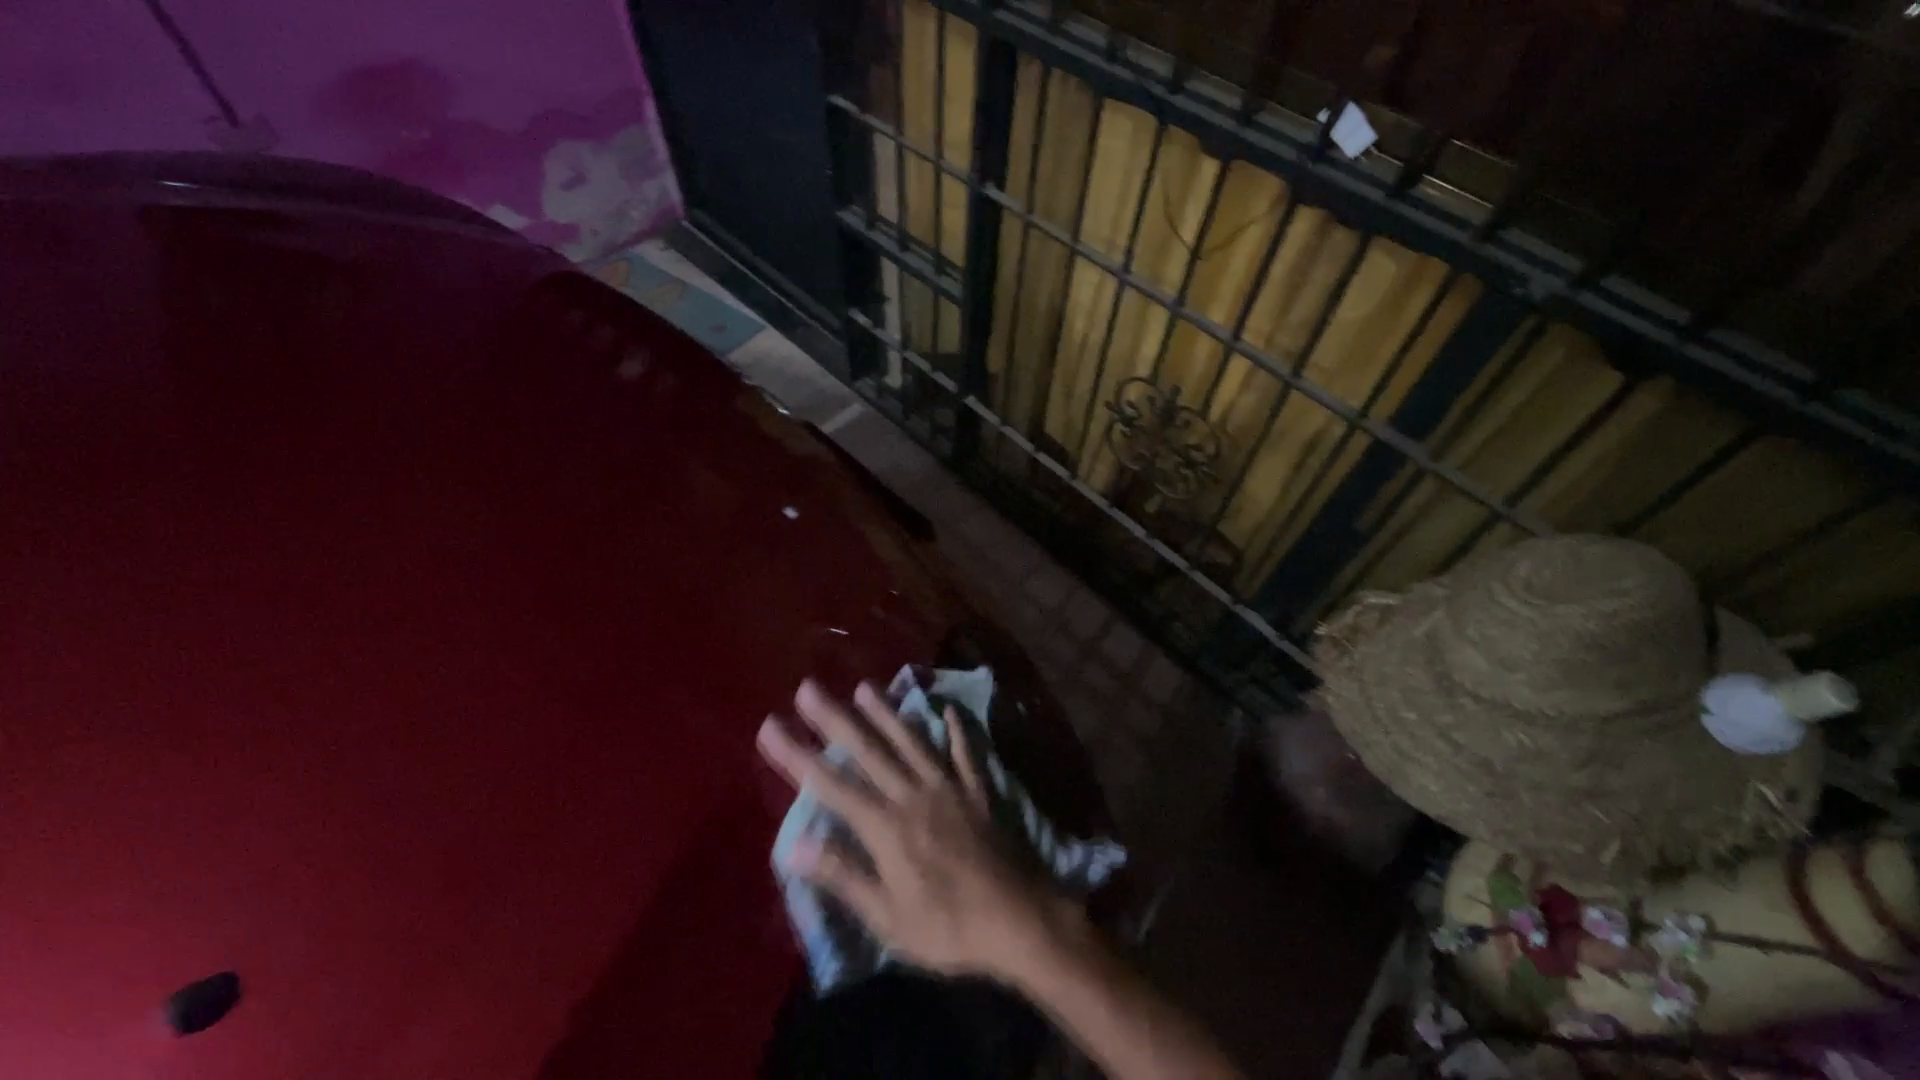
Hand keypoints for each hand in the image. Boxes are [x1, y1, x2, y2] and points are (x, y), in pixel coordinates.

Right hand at [758, 679, 1073, 981]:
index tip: (770, 726)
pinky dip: (957, 731)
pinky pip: (966, 754)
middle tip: (808, 687)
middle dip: (834, 718)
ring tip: (865, 686)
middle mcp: (914, 796)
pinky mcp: (980, 794)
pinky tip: (948, 710)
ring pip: (912, 742)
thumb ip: (844, 875)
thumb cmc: (949, 928)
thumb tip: (795, 845)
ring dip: (887, 713)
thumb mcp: (888, 917)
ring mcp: (950, 790)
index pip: (831, 785)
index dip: (798, 755)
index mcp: (886, 828)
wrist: (1021, 921)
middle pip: (868, 751)